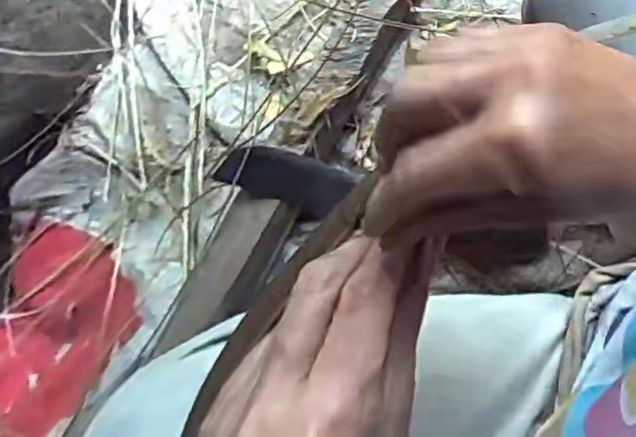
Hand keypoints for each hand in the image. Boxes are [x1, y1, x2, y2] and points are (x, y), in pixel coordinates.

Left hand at [200, 236, 433, 436]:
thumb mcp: (394, 416)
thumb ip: (402, 333)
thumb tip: (421, 258)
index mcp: (334, 405)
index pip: (366, 290)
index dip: (394, 243)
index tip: (419, 218)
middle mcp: (275, 395)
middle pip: (320, 282)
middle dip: (362, 244)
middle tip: (396, 228)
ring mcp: (234, 398)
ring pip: (291, 301)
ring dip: (335, 271)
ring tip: (370, 260)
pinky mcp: (215, 401)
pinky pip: (270, 333)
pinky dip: (307, 311)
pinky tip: (328, 317)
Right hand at [366, 24, 635, 239]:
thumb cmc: (623, 178)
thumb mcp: (541, 209)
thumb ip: (461, 213)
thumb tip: (398, 227)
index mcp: (511, 139)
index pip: (413, 173)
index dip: (386, 207)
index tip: (383, 221)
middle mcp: (506, 81)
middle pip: (403, 101)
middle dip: (389, 145)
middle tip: (406, 170)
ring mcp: (521, 44)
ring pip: (427, 59)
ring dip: (416, 100)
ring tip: (433, 130)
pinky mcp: (536, 26)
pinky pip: (467, 38)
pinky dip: (451, 67)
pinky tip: (466, 95)